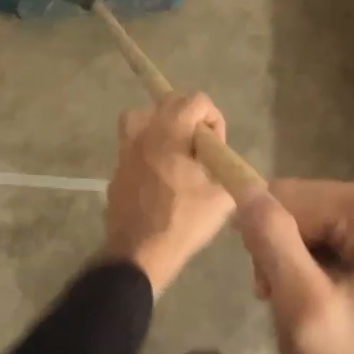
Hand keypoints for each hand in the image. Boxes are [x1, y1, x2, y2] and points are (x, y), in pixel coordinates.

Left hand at [101, 93, 236, 295]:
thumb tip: (237, 173)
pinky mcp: (116, 171)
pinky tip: (160, 179)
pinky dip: (148, 151)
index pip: (196, 100)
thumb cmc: (182, 222)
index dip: (214, 119)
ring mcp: (125, 151)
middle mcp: (143, 133)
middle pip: (168, 103)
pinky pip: (133, 146)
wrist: (138, 253)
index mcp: (169, 133)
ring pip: (141, 119)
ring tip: (176, 154)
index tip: (216, 147)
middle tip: (201, 150)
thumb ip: (232, 176)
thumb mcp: (221, 201)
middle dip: (190, 120)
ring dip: (162, 127)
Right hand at [234, 179, 353, 353]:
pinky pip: (309, 237)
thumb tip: (243, 188)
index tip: (274, 291)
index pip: (288, 197)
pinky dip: (298, 269)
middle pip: (294, 206)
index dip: (269, 242)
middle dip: (279, 254)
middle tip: (287, 304)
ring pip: (296, 223)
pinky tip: (311, 301)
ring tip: (300, 308)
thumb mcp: (305, 306)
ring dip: (284, 265)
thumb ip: (273, 243)